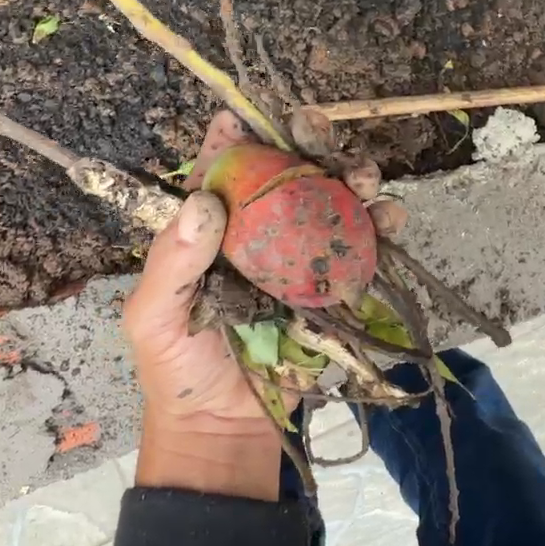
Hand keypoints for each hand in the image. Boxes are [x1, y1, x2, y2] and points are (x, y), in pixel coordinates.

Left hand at [121, 110, 405, 497]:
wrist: (227, 428)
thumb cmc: (178, 368)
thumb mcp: (153, 318)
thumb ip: (171, 263)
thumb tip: (204, 202)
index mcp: (214, 224)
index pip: (226, 164)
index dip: (237, 133)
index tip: (248, 117)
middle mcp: (264, 225)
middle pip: (292, 167)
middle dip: (309, 139)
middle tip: (318, 127)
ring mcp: (306, 249)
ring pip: (336, 194)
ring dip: (355, 173)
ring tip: (365, 175)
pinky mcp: (339, 278)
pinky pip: (367, 242)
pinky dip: (384, 223)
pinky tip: (391, 216)